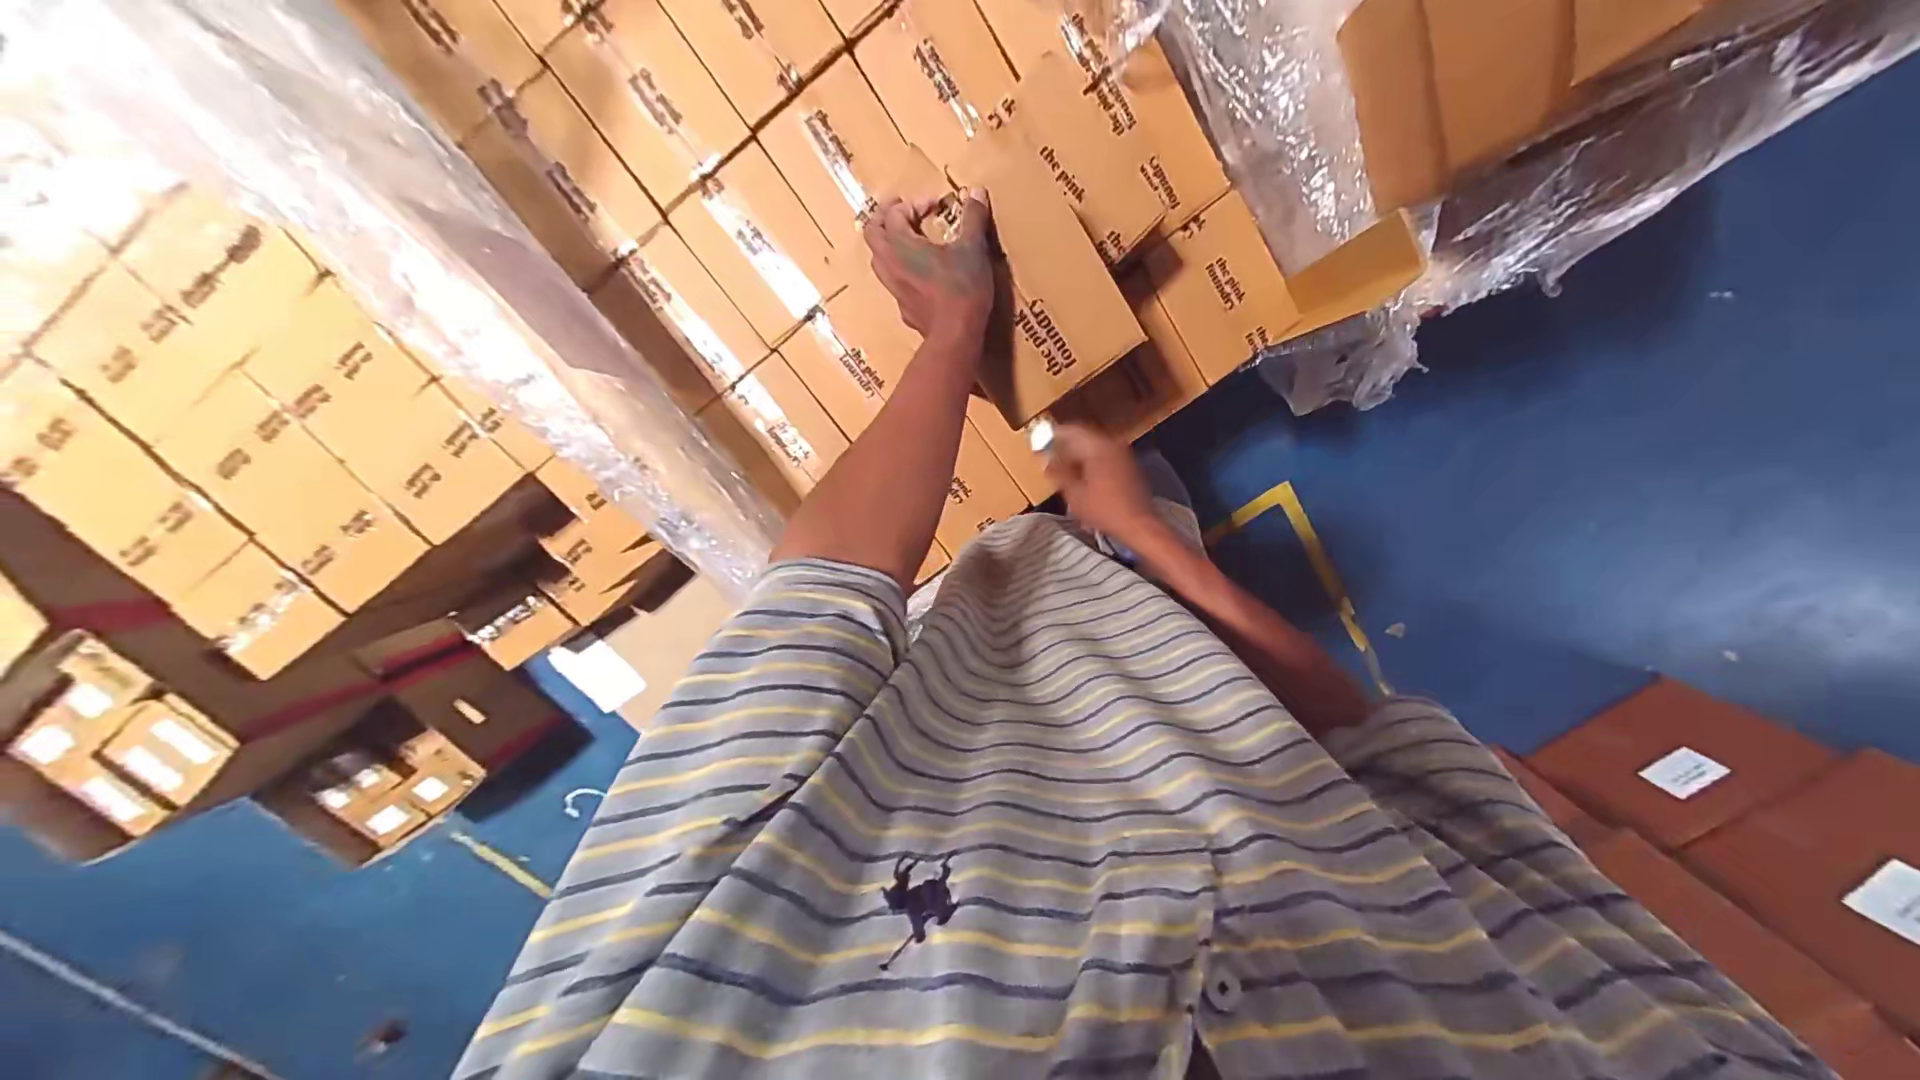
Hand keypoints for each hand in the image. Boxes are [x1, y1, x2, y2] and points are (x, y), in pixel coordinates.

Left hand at [863, 190, 993, 344]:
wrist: (955, 336)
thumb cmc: (962, 289)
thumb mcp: (973, 249)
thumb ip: (973, 218)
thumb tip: (976, 191)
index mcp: (900, 245)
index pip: (894, 213)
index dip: (914, 203)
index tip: (936, 205)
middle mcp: (889, 265)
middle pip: (873, 234)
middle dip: (886, 218)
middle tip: (904, 212)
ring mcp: (894, 289)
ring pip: (879, 260)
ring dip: (889, 245)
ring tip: (908, 240)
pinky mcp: (904, 308)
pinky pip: (893, 282)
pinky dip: (901, 270)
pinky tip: (919, 273)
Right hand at [1044, 424, 1166, 546]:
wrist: (1139, 525)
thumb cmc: (1104, 510)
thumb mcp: (1074, 493)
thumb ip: (1058, 473)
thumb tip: (1046, 461)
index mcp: (1098, 446)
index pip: (1071, 431)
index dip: (1052, 436)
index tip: (1038, 441)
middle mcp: (1112, 444)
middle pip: (1083, 438)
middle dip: (1064, 446)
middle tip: (1048, 455)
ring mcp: (1123, 455)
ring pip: (1094, 447)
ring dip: (1077, 455)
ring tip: (1061, 467)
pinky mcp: (1129, 467)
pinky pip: (1104, 456)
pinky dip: (1090, 462)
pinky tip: (1080, 476)